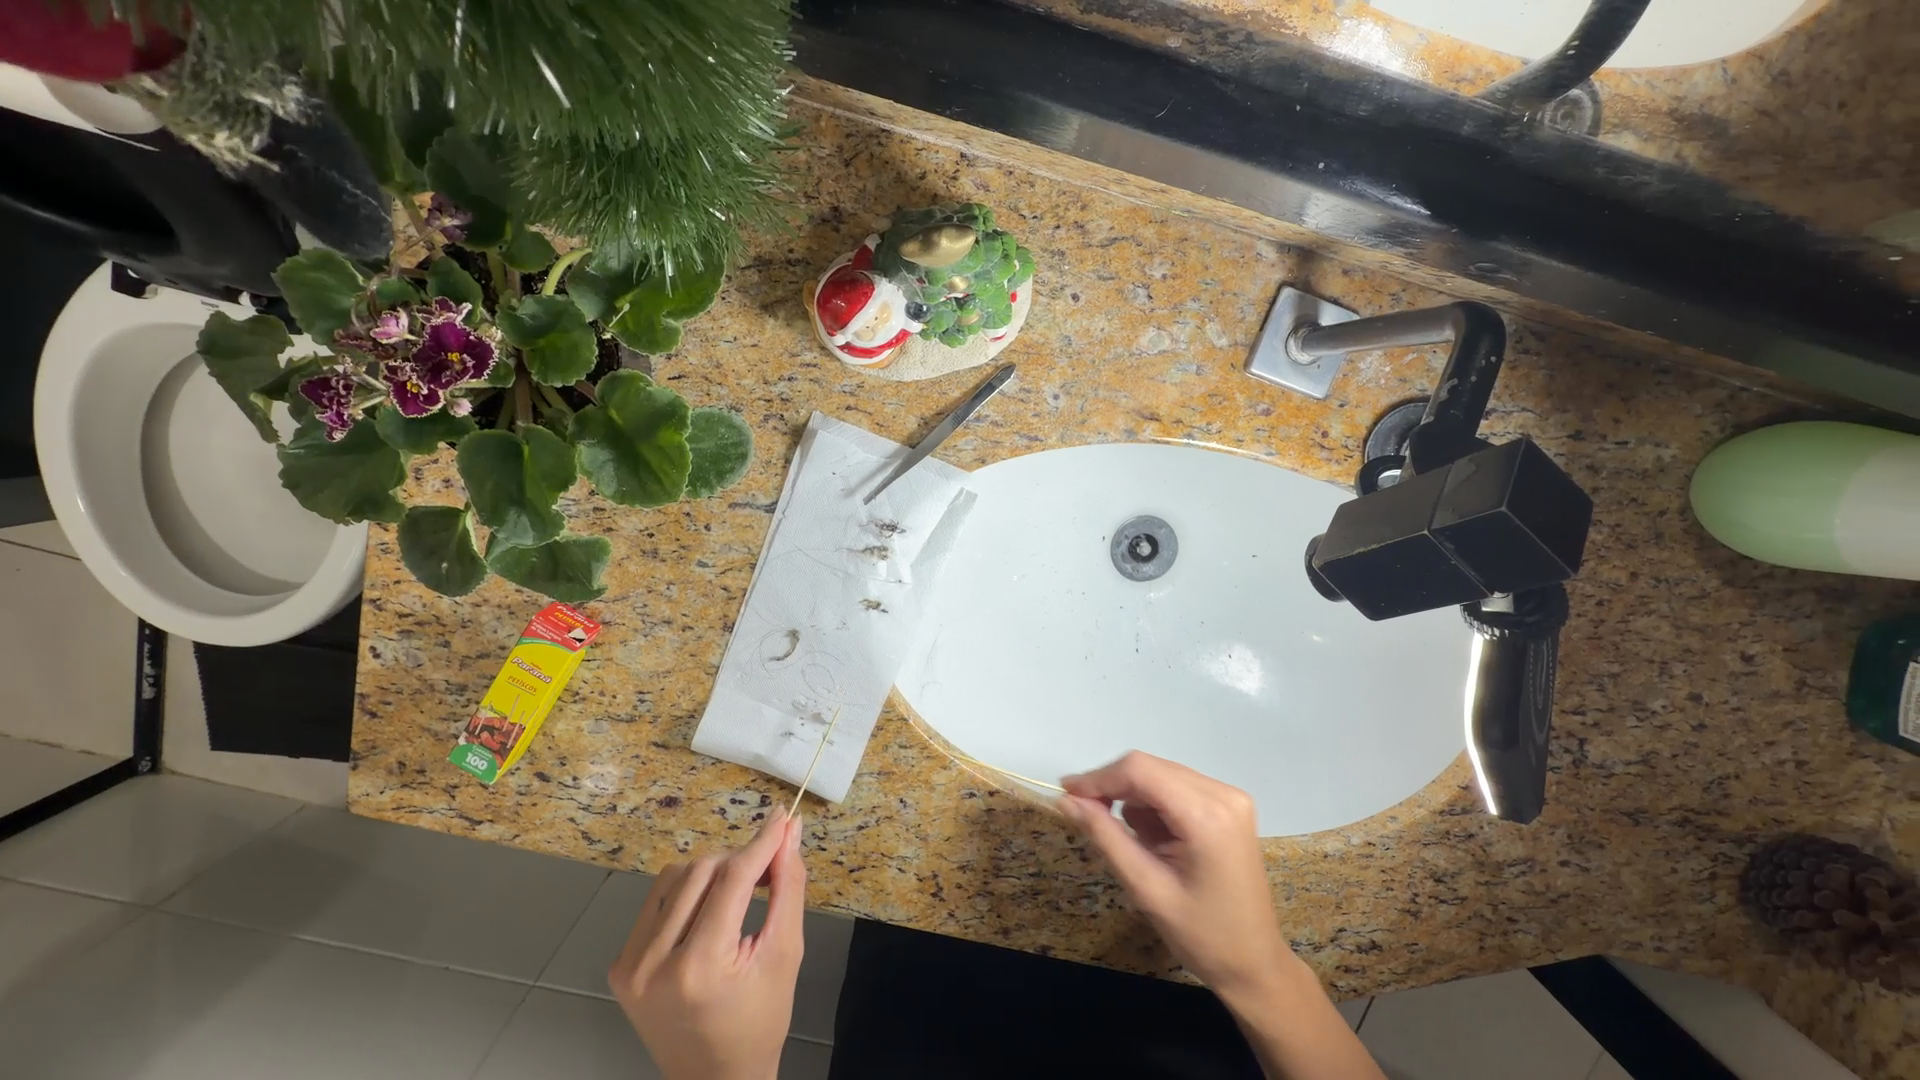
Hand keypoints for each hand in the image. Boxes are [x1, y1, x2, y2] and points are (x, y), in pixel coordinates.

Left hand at [609, 809, 805, 1079]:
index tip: (782, 816)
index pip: (732, 879)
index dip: (760, 843)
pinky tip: (708, 910)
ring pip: (676, 877)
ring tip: (739, 891)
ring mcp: (630, 964)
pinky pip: (657, 900)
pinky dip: (687, 891)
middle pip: (702, 871)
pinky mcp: (620, 964)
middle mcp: (654, 963)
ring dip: (712, 871)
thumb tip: (790, 831)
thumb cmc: (760, 1021)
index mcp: (700, 967)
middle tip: (768, 867)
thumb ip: (789, 888)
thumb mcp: (785, 954)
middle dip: (740, 858)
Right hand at [1060, 753, 1386, 1079]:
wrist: (1254, 964)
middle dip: (1113, 788)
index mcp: (1207, 815)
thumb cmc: (1201, 935)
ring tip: (1133, 844)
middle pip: (1150, 768)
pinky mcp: (1229, 806)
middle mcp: (1223, 794)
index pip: (1140, 771)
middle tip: (1085, 815)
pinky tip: (1155, 841)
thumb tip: (1066, 800)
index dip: (1098, 778)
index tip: (1066, 793)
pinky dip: (1155, 806)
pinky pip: (1177, 788)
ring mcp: (1230, 798)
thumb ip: (1105, 836)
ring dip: (1135, 800)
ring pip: (1161, 775)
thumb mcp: (1145, 887)